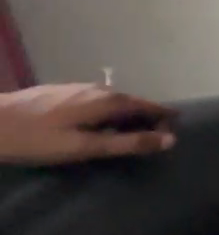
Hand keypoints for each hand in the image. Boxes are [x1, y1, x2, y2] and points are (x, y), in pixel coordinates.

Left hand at [0, 84, 177, 165]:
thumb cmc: (32, 138)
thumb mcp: (82, 147)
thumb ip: (127, 143)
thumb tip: (171, 140)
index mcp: (113, 101)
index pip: (155, 108)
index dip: (164, 123)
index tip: (163, 140)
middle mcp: (102, 89)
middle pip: (135, 104)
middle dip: (143, 121)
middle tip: (137, 143)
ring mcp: (78, 88)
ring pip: (113, 103)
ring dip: (120, 118)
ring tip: (109, 137)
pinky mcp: (59, 91)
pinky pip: (94, 101)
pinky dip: (101, 114)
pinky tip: (83, 127)